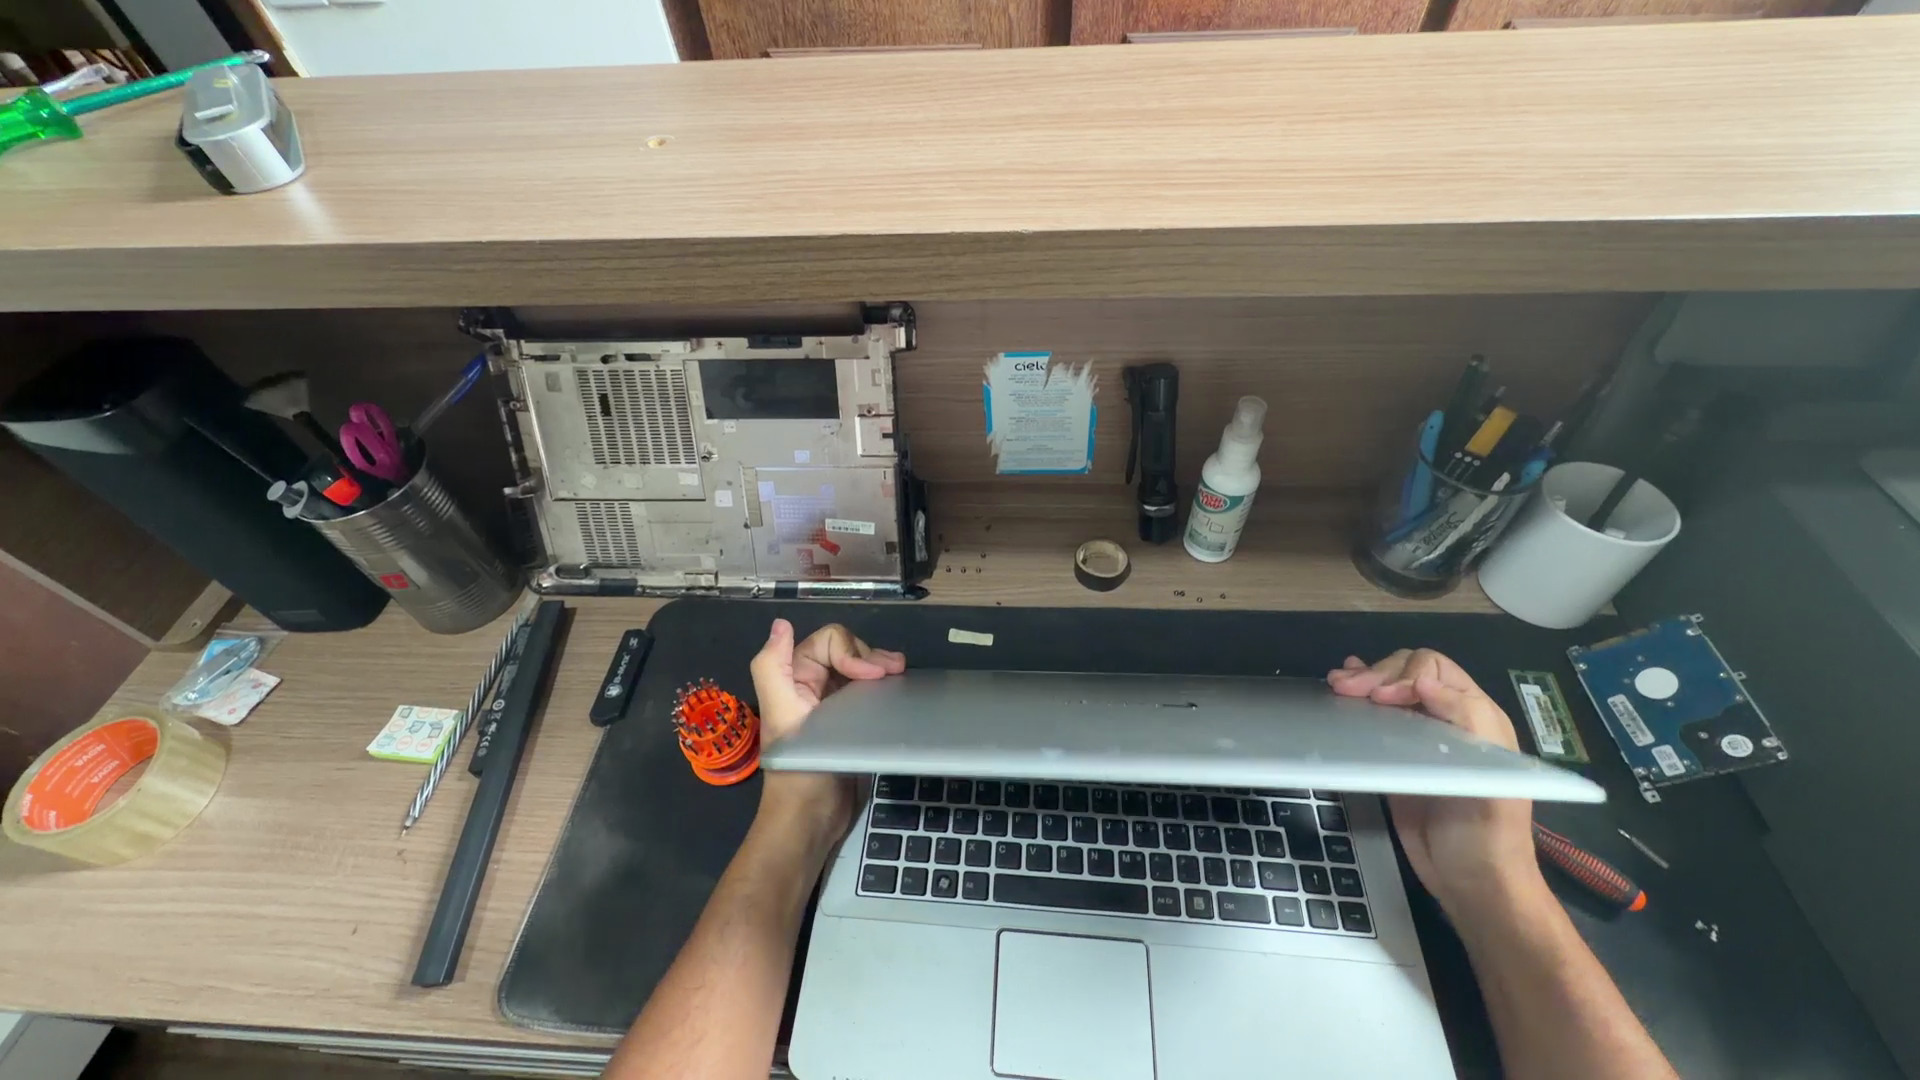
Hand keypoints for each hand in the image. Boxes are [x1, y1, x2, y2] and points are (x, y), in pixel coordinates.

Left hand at [748, 618, 905, 838]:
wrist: (814, 819)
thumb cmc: (800, 770)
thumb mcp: (782, 715)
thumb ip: (773, 667)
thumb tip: (781, 624)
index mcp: (794, 680)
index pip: (828, 642)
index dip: (851, 651)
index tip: (871, 675)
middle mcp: (814, 687)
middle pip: (847, 650)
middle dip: (870, 655)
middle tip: (896, 670)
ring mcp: (835, 706)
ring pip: (861, 669)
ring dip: (881, 665)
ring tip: (901, 673)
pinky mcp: (854, 724)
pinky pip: (870, 693)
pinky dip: (885, 686)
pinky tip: (899, 689)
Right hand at [1327, 649, 1542, 919]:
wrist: (1472, 883)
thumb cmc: (1487, 836)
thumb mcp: (1491, 781)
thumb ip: (1468, 726)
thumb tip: (1420, 682)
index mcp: (1476, 718)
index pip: (1434, 670)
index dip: (1402, 676)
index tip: (1378, 700)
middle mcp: (1448, 719)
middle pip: (1408, 672)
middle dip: (1376, 674)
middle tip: (1343, 689)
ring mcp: (1420, 736)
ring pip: (1390, 687)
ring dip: (1363, 679)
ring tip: (1336, 685)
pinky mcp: (1397, 754)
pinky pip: (1378, 713)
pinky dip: (1362, 693)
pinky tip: (1341, 685)